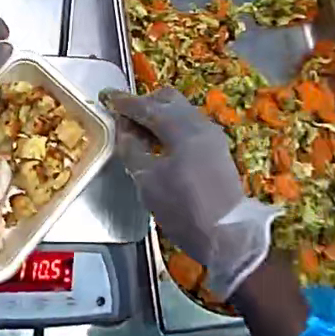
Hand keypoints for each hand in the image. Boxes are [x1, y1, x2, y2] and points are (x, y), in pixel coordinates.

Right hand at [104, 89, 278, 300]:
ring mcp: (212, 136)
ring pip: (181, 111)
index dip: (124, 102)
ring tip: (138, 133)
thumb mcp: (147, 181)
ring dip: (158, 115)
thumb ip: (131, 148)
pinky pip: (189, 125)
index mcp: (183, 129)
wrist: (228, 238)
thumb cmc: (184, 210)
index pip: (148, 107)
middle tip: (123, 117)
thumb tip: (123, 129)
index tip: (106, 97)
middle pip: (169, 100)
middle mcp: (201, 125)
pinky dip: (171, 126)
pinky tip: (158, 144)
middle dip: (144, 103)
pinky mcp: (217, 150)